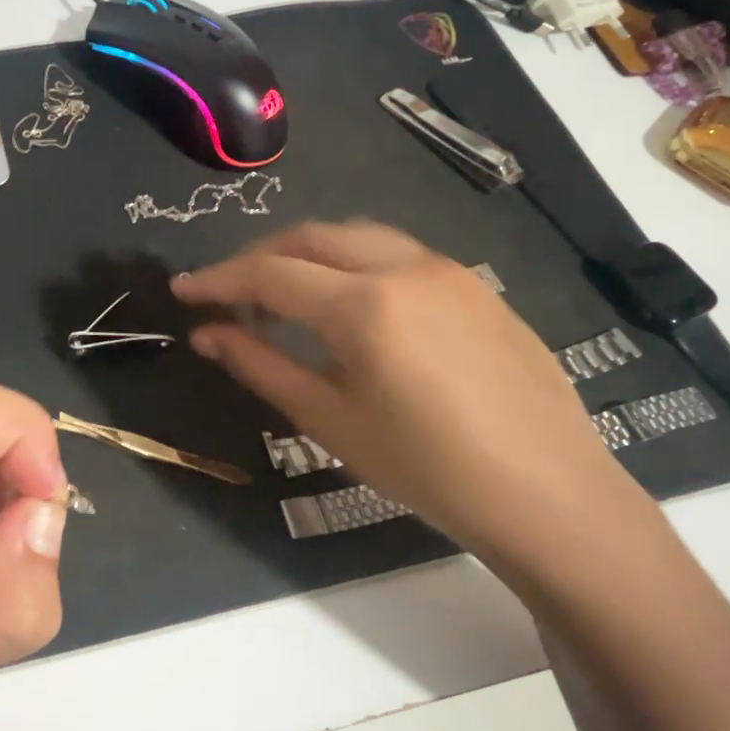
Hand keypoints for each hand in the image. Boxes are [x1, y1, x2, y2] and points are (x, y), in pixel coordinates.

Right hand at [173, 221, 646, 564]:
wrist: (548, 493)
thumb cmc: (424, 466)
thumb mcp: (326, 418)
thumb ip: (259, 365)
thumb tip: (205, 334)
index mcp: (364, 305)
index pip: (269, 274)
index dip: (217, 280)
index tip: (181, 292)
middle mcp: (405, 269)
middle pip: (310, 238)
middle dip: (258, 258)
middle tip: (225, 294)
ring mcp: (449, 273)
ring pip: (356, 237)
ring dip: (305, 254)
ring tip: (278, 295)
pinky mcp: (476, 288)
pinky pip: (395, 254)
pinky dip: (349, 263)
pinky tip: (342, 305)